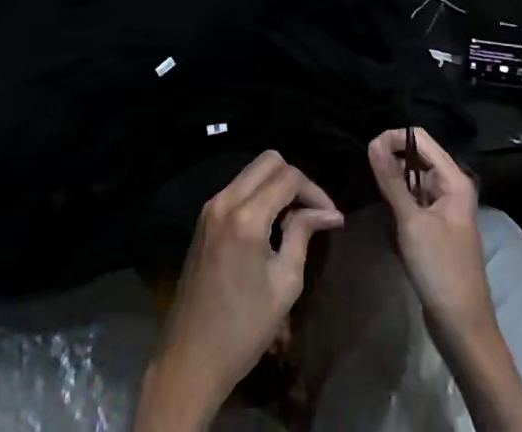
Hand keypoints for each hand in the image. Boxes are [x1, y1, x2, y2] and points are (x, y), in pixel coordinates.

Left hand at [136, 150, 343, 431]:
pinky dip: (259, 195)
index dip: (316, 191)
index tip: (331, 216)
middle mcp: (224, 203)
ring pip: (251, 172)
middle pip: (268, 161)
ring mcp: (209, 210)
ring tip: (296, 219)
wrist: (190, 360)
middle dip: (296, 180)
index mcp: (246, 218)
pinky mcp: (202, 221)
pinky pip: (237, 189)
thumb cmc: (244, 329)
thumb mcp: (285, 283)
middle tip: (313, 211)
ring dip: (276, 186)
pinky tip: (271, 225)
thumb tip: (329, 213)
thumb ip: (304, 234)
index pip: (289, 177)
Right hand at [369, 129, 521, 431]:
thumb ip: (392, 180)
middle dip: (392, 169)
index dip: (394, 139)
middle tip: (374, 190)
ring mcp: (444, 209)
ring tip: (387, 218)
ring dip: (394, 195)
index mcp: (454, 179)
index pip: (420, 139)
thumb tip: (374, 141)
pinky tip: (393, 234)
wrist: (461, 323)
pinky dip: (399, 214)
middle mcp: (451, 187)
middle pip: (415, 160)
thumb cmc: (439, 267)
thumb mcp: (411, 221)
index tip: (367, 153)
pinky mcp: (435, 228)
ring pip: (411, 185)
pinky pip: (412, 207)